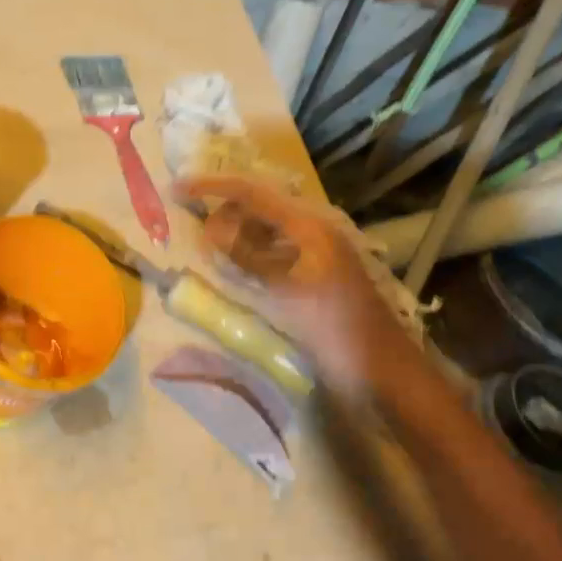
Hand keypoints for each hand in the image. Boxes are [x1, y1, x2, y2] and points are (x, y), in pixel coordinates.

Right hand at [175, 173, 416, 399]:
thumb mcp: (286, 290)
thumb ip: (247, 256)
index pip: (252, 192)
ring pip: (264, 228)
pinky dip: (249, 253)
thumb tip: (210, 229)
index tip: (176, 190)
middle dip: (223, 211)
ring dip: (235, 233)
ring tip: (210, 251)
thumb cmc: (337, 329)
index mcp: (309, 225)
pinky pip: (272, 250)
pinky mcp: (313, 274)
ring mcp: (315, 252)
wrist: (385, 374)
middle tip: (193, 230)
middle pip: (257, 205)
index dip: (212, 186)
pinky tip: (234, 270)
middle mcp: (312, 230)